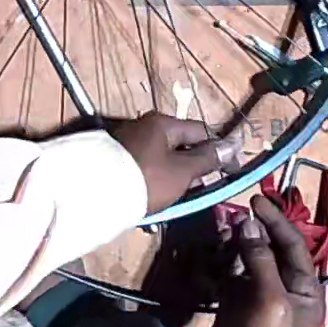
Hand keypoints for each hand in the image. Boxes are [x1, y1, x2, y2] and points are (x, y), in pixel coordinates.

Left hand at [111, 113, 240, 214]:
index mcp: (162, 123)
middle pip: (179, 145)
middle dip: (191, 170)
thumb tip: (232, 144)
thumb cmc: (146, 179)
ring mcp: (128, 141)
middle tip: (196, 193)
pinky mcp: (115, 158)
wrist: (95, 192)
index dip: (219, 151)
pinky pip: (143, 169)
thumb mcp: (182, 171)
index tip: (229, 173)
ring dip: (171, 181)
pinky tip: (151, 203)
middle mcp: (144, 126)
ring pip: (161, 160)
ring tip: (172, 203)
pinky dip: (151, 184)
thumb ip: (207, 159)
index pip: (200, 131)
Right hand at [206, 195, 326, 326]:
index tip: (255, 200)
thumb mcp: (270, 300)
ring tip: (217, 220)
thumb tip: (248, 222)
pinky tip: (211, 243)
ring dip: (233, 237)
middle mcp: (284, 285)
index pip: (293, 243)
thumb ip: (260, 259)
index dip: (276, 220)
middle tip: (228, 209)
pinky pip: (230, 268)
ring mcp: (258, 291)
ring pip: (247, 254)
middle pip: (269, 245)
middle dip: (250, 226)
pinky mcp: (236, 298)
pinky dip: (221, 253)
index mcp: (305, 287)